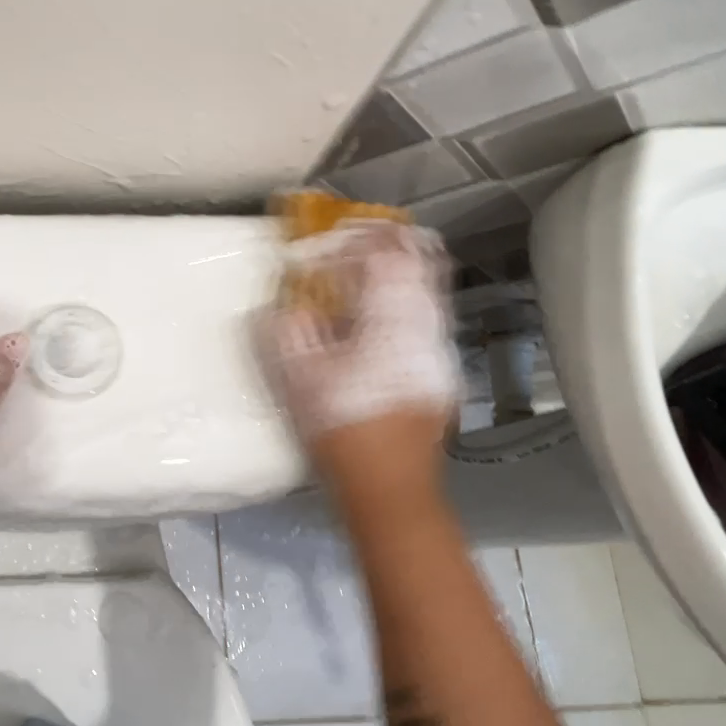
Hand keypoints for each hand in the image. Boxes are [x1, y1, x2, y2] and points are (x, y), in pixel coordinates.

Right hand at [259, 221, 460, 504]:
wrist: (393, 490)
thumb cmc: (344, 430)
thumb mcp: (300, 380)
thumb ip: (288, 332)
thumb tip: (286, 304)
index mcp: (391, 317)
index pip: (383, 250)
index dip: (354, 235)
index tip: (327, 238)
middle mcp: (425, 322)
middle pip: (420, 257)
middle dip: (385, 241)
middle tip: (352, 242)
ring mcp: (439, 346)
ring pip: (426, 286)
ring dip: (394, 271)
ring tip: (359, 278)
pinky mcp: (440, 369)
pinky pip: (425, 314)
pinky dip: (401, 302)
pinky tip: (373, 325)